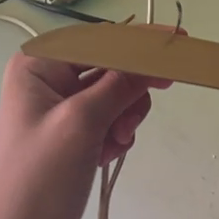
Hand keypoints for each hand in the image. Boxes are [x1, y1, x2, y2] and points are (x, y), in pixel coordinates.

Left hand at [0, 52, 167, 218]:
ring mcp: (58, 110)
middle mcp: (47, 78)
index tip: (180, 38)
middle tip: (146, 107)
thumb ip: (120, 83)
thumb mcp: (82, 124)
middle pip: (109, 64)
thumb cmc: (40, 179)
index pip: (100, 39)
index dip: (140, 39)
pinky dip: (115, 134)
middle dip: (128, 88)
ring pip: (113, 93)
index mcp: (39, 64)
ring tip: (116, 143)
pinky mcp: (69, 138)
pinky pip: (107, 119)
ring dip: (123, 115)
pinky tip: (108, 155)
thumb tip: (155, 54)